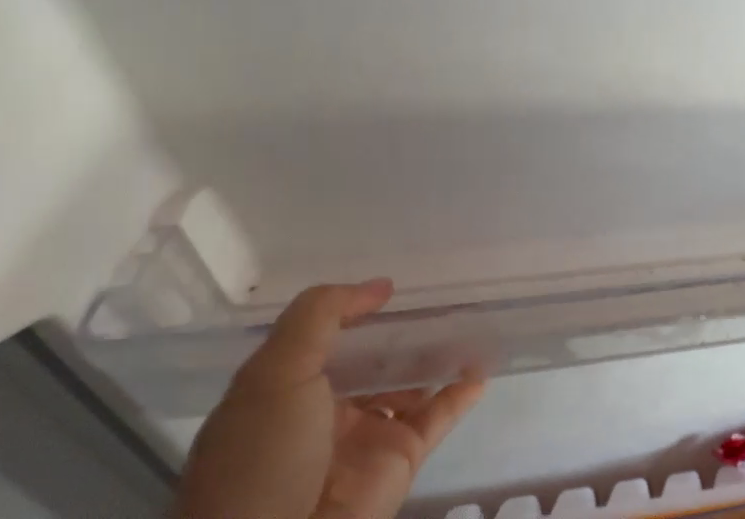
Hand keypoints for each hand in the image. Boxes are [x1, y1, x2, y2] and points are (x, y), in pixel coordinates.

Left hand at [177, 279, 485, 518]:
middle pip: (371, 361)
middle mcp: (323, 413)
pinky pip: (440, 416)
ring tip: (471, 321)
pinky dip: (463, 392)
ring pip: (409, 384)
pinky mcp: (402, 457)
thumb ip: (321, 316)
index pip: (321, 343)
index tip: (391, 287)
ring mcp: (365, 437)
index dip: (352, 312)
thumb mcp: (274, 374)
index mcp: (281, 394)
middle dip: (402, 332)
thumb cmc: (262, 456)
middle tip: (443, 296)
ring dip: (438, 356)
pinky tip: (482, 366)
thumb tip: (379, 285)